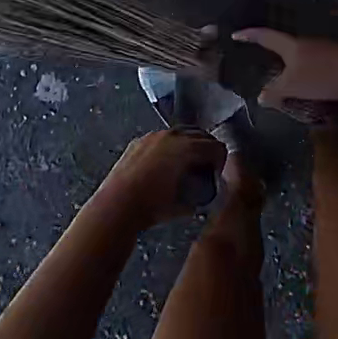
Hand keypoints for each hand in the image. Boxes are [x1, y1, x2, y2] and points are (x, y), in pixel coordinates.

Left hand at [99, 128, 228, 227]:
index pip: (216, 147)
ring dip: (190, 143)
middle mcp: (173, 136)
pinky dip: (171, 145)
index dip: (221, 160)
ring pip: (182, 132)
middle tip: (207, 165)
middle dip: (208, 148)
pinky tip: (166, 161)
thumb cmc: (152, 206)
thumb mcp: (183, 205)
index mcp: (188, 148)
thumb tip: (202, 199)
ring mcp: (155, 135)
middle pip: (201, 134)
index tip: (217, 171)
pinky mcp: (140, 140)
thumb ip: (198, 198)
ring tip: (188, 161)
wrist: (117, 205)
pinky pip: (163, 137)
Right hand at [230, 29, 337, 110]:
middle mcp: (307, 42)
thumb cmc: (323, 77)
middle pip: (285, 46)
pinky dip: (309, 74)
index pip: (265, 36)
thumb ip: (275, 91)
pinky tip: (311, 86)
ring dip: (294, 68)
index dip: (249, 35)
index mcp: (292, 45)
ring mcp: (325, 49)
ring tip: (288, 83)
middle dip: (275, 55)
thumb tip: (260, 96)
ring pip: (302, 57)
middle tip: (264, 63)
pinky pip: (317, 65)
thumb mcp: (293, 87)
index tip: (237, 34)